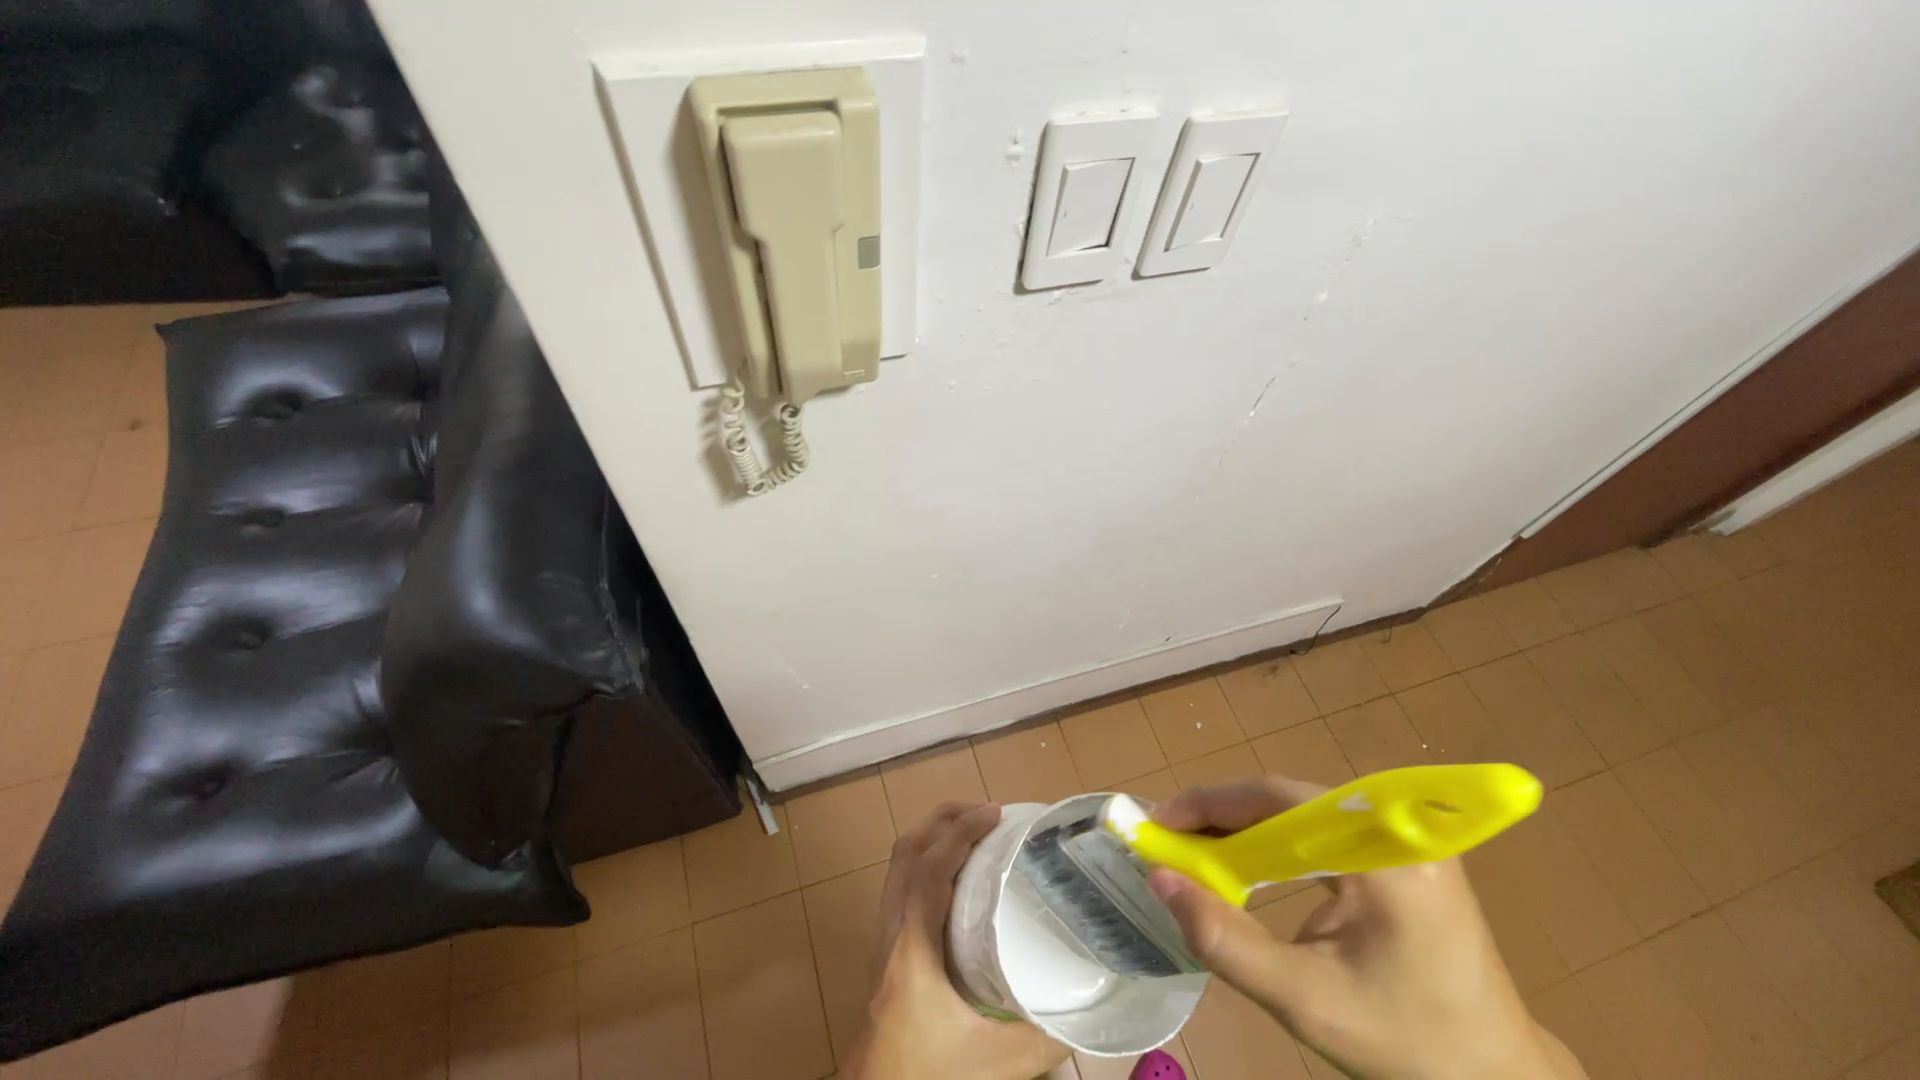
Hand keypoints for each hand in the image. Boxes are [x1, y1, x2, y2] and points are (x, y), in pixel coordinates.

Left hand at [844, 803, 1070, 1079]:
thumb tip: (1088, 1004)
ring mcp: (881, 937)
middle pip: (905, 852)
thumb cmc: (928, 1074)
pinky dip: (924, 860)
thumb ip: (1044, 1036)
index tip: (995, 814)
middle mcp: (891, 931)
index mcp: (913, 948)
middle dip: (944, 820)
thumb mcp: (995, 1062)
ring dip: (931, 836)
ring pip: (897, 865)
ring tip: (972, 830)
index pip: (930, 869)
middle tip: (987, 813)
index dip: (960, 833)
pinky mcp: (883, 948)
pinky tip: (955, 876)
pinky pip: (898, 883)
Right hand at [1148, 777, 1587, 1079]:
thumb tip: (1160, 880)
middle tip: (1169, 841)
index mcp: (1388, 857)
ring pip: (1305, 812)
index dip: (1213, 803)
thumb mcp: (1303, 1000)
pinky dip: (1279, 844)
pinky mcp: (1405, 858)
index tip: (1158, 823)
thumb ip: (1224, 939)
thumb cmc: (1403, 1044)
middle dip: (1224, 815)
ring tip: (1197, 852)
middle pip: (1292, 799)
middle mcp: (1401, 831)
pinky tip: (1248, 866)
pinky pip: (1326, 832)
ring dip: (1247, 828)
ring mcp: (1408, 842)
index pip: (1283, 799)